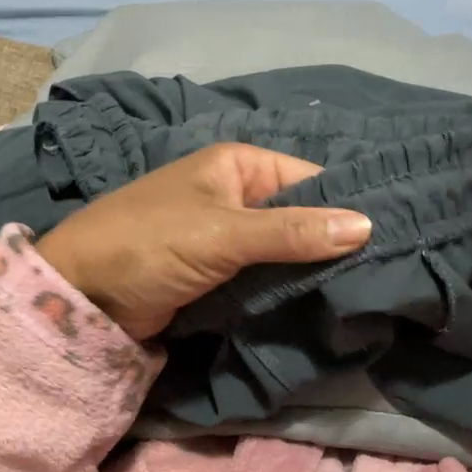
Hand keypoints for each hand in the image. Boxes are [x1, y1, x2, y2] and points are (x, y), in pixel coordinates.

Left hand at [36, 144, 374, 340]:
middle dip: (332, 244)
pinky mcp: (219, 273)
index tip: (391, 239)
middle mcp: (238, 194)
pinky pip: (264, 276)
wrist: (80, 294)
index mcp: (239, 166)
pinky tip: (321, 305)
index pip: (311, 180)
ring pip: (285, 250)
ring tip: (363, 293)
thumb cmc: (148, 245)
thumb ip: (292, 232)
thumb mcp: (223, 235)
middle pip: (301, 216)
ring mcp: (228, 236)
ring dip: (311, 271)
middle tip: (383, 274)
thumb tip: (366, 226)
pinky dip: (286, 289)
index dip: (347, 208)